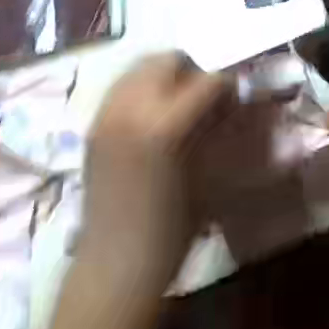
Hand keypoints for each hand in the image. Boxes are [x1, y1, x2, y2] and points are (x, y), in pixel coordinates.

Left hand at [57, 53, 233, 328]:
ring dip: (165, 78)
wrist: (114, 269)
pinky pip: (121, 88)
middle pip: (168, 59)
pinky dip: (142, 90)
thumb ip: (215, 132)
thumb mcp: (206, 180)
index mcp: (165, 126)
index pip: (207, 81)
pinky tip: (153, 119)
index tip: (236, 102)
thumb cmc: (171, 235)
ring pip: (140, 67)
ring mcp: (106, 115)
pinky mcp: (92, 126)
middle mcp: (130, 109)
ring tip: (179, 107)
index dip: (228, 88)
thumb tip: (228, 104)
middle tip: (207, 102)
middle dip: (193, 73)